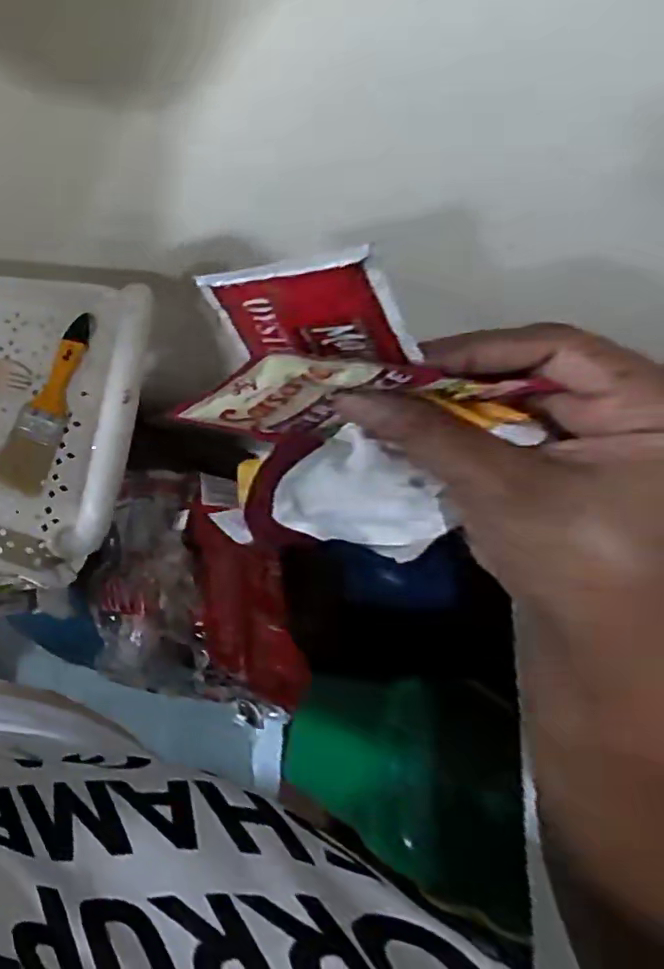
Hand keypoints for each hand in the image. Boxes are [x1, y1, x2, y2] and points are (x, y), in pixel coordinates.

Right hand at [333, 325, 663, 926]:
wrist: (607, 633)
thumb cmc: (579, 555)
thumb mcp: (499, 486)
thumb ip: (425, 434)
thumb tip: (348, 395)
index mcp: (651, 407)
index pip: (556, 348)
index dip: (473, 350)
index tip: (397, 367)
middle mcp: (625, 413)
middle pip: (523, 372)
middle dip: (441, 381)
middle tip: (372, 389)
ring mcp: (590, 440)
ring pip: (500, 403)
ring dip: (435, 408)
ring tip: (375, 413)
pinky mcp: (555, 465)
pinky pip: (493, 432)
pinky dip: (444, 433)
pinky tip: (402, 441)